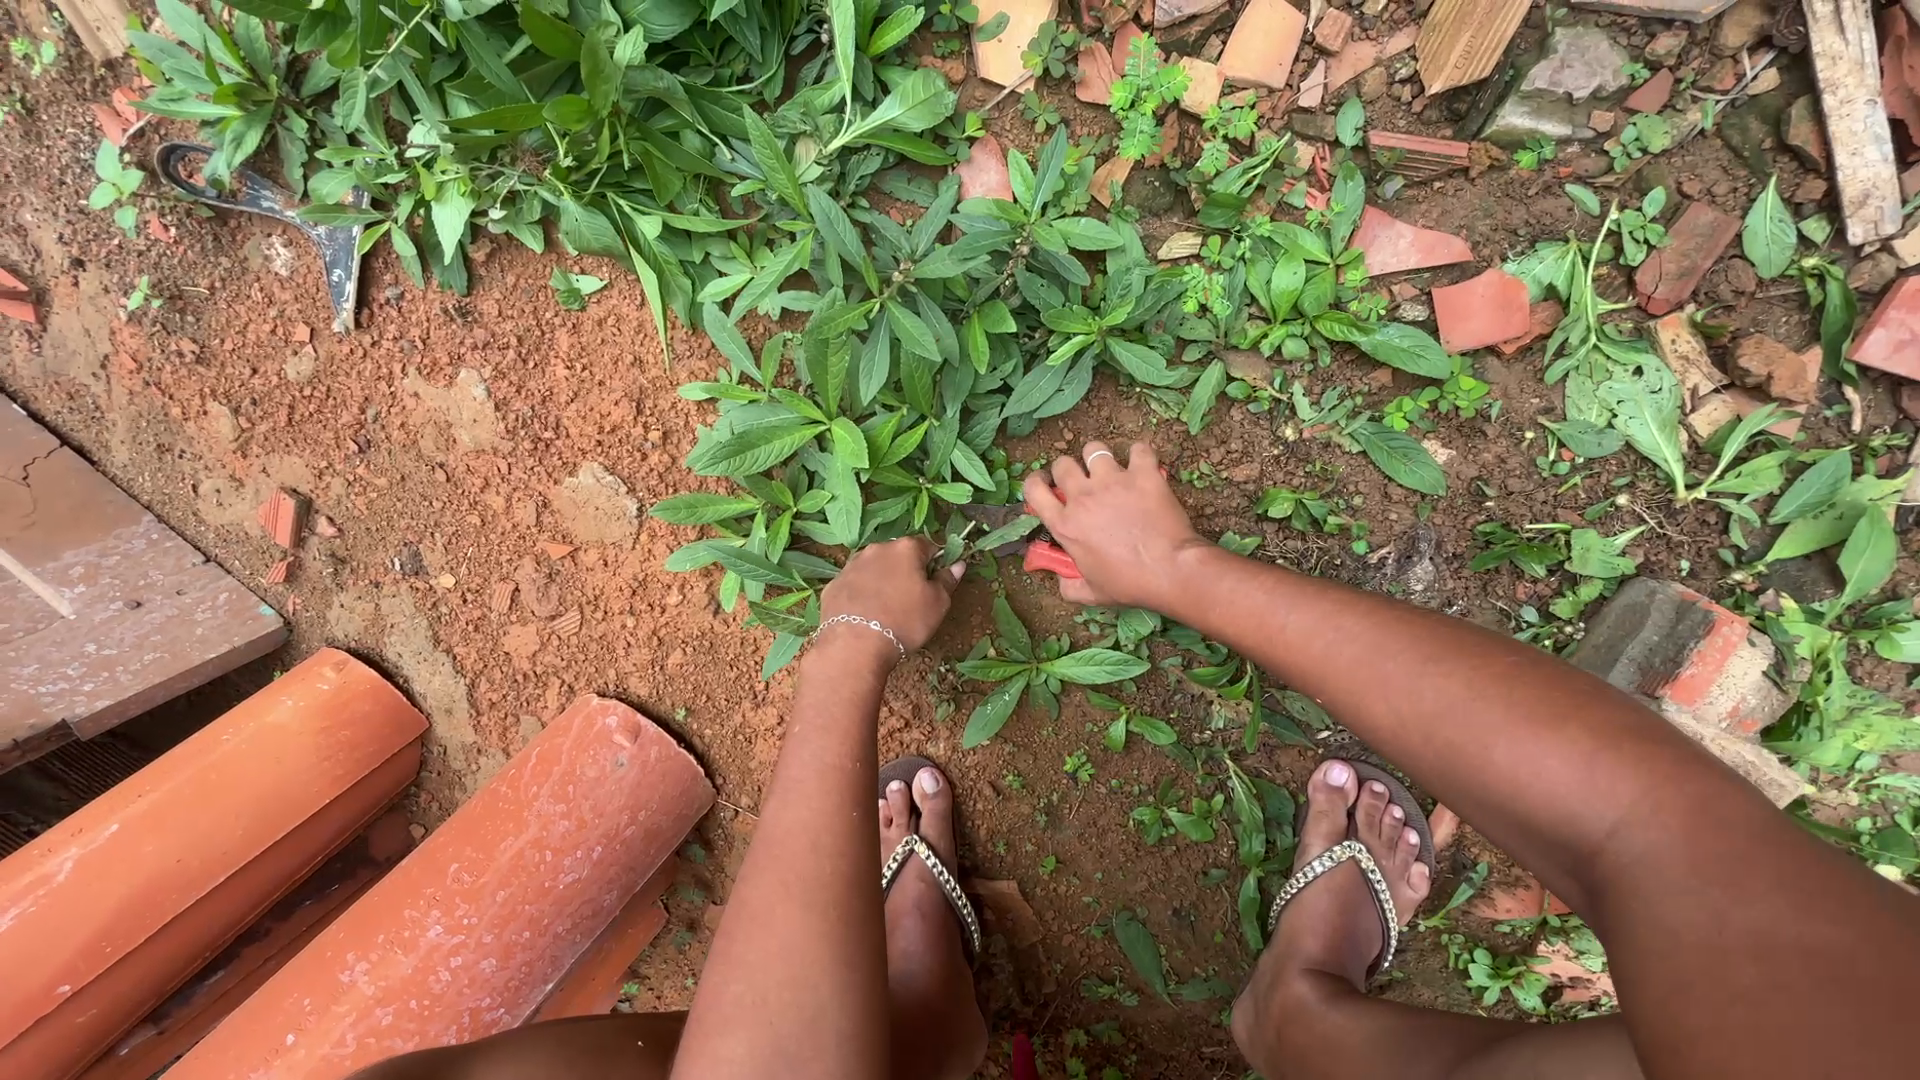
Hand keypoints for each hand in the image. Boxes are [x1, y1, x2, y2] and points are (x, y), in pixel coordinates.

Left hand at [818, 537, 962, 659]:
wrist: (854, 646)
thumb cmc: (905, 622)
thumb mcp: (938, 604)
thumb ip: (948, 580)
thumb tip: (958, 564)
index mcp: (906, 548)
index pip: (928, 546)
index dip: (935, 563)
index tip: (935, 583)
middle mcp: (876, 549)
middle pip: (898, 555)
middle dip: (906, 571)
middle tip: (912, 599)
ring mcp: (851, 566)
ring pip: (874, 568)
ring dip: (882, 581)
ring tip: (887, 610)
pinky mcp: (833, 585)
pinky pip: (854, 585)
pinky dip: (862, 595)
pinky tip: (866, 616)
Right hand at [1021, 441, 1208, 608]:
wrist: (1170, 570)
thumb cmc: (1129, 583)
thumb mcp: (1092, 593)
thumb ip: (1070, 588)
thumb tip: (1062, 583)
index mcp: (1065, 525)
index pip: (1033, 490)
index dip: (1035, 483)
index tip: (1045, 484)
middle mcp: (1083, 497)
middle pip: (1062, 464)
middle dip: (1068, 469)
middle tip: (1081, 480)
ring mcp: (1113, 481)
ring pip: (1094, 449)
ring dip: (1099, 457)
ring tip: (1110, 469)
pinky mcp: (1143, 473)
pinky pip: (1138, 450)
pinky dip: (1140, 454)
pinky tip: (1142, 465)